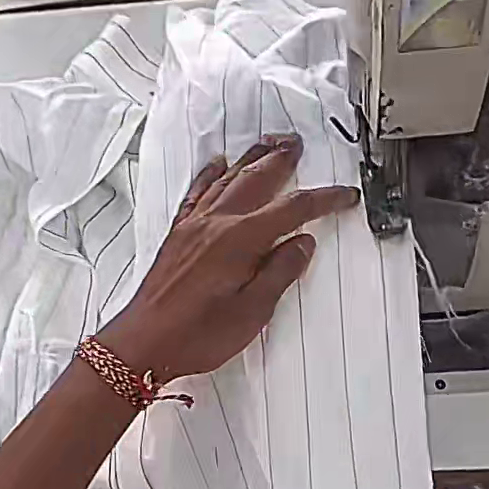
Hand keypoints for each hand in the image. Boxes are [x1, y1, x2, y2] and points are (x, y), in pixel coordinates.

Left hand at [96, 134, 358, 380]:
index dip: (324, 199)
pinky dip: (211, 174)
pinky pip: (197, 192)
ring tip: (269, 145)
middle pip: (257, 180)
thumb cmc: (198, 334)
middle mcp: (216, 224)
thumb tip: (303, 244)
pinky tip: (217, 165)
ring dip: (252, 159)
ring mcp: (194, 226)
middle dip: (282, 161)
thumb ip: (281, 272)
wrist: (145, 343)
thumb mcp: (254, 311)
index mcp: (240, 241)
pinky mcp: (178, 235)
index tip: (343, 196)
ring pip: (228, 179)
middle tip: (299, 145)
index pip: (293, 209)